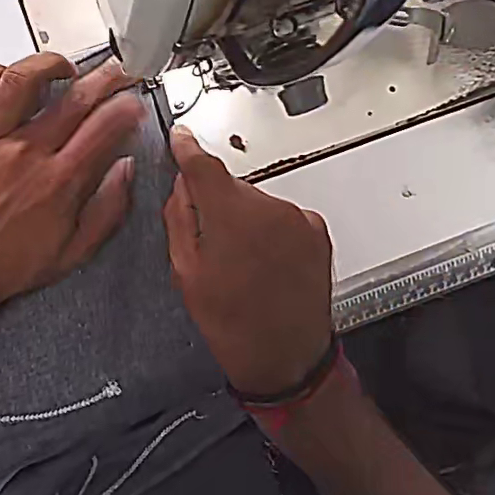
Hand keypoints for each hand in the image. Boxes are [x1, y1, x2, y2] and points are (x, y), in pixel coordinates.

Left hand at [0, 53, 144, 363]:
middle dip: (107, 77)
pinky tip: (8, 79)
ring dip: (49, 64)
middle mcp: (25, 154)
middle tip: (115, 74)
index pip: (106, 127)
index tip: (134, 104)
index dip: (128, 107)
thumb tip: (126, 170)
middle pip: (75, 97)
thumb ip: (107, 210)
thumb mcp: (73, 252)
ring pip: (21, 80)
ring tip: (63, 68)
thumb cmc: (5, 264)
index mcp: (58, 183)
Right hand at [162, 125, 334, 397]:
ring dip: (245, 219)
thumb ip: (179, 218)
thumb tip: (182, 186)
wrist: (285, 356)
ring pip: (256, 200)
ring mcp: (296, 218)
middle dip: (217, 203)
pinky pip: (280, 214)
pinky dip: (269, 229)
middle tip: (211, 244)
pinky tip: (264, 262)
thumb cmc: (235, 324)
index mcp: (230, 216)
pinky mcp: (315, 229)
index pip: (203, 164)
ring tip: (242, 263)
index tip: (181, 138)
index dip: (187, 148)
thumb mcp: (186, 272)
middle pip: (230, 184)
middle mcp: (269, 209)